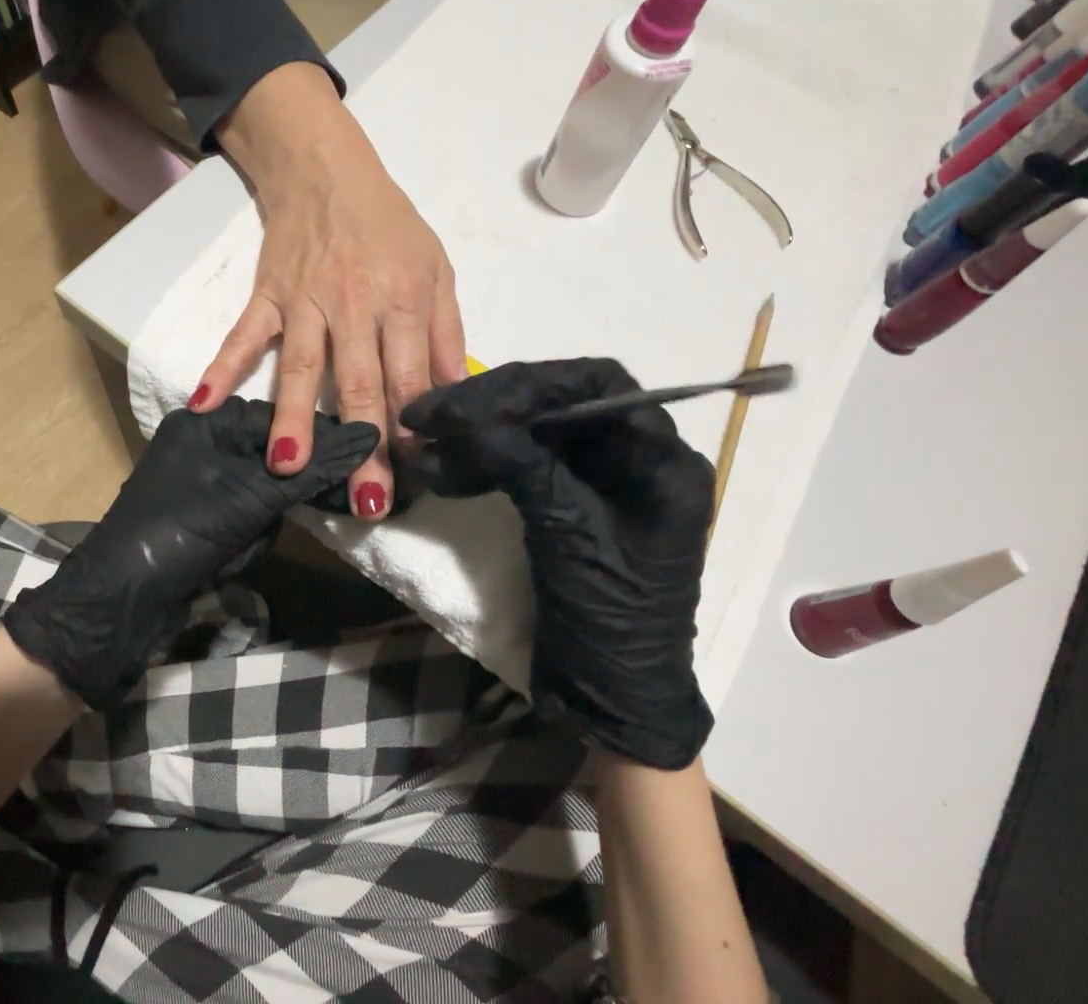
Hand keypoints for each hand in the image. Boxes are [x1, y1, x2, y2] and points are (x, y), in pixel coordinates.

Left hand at [3, 398, 377, 709]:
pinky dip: (268, 520)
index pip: (279, 417)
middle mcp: (202, 442)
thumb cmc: (182, 530)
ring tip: (323, 507)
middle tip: (352, 488)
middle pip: (275, 447)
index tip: (368, 452)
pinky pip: (251, 505)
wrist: (124, 596)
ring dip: (288, 500)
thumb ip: (311, 471)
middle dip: (308, 473)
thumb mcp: (251, 497)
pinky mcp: (204, 515)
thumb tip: (369, 438)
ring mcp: (201, 480)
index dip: (323, 437)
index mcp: (204, 422)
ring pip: (267, 478)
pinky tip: (282, 529)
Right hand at [197, 62, 465, 521]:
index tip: (414, 471)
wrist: (327, 172)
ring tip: (287, 466)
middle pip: (360, 384)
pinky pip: (243, 335)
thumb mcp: (436, 271)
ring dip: (293, 416)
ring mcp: (304, 302)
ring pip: (301, 367)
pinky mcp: (266, 296)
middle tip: (367, 501)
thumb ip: (445, 335)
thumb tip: (453, 396)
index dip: (413, 425)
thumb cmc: (390, 228)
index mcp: (403, 301)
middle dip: (364, 445)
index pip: (410, 375)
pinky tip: (204, 403)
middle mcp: (354, 306)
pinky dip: (222, 367)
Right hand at [400, 359, 715, 769]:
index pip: (598, 387)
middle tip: (429, 416)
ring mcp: (603, 488)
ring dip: (481, 436)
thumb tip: (463, 413)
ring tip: (424, 445)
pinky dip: (485, 465)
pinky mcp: (571, 511)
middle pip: (563, 407)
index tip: (462, 399)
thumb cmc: (609, 622)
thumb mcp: (568, 536)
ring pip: (538, 437)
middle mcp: (638, 463)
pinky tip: (445, 470)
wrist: (611, 704)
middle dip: (495, 408)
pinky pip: (526, 469)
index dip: (528, 383)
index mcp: (663, 462)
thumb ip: (524, 465)